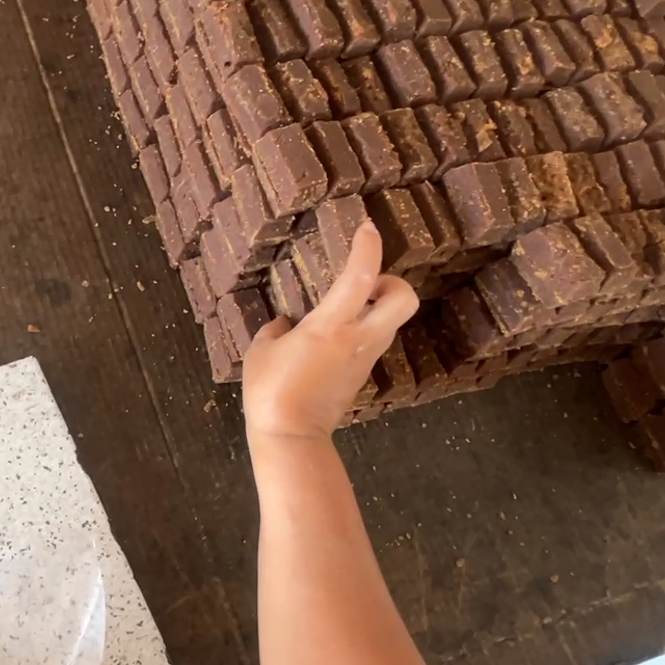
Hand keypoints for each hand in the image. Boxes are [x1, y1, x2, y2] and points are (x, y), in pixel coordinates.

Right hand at [242, 221, 418, 442]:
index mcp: (330, 326)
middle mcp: (357, 339)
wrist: (290, 436)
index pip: (361, 277)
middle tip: (366, 285)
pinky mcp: (360, 376)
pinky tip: (331, 342)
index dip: (367, 247)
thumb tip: (287, 325)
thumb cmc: (270, 391)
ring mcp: (363, 359)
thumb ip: (277, 330)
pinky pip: (372, 343)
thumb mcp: (261, 352)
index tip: (366, 227)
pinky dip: (361, 332)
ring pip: (391, 322)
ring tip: (344, 311)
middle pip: (403, 299)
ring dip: (376, 309)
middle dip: (391, 283)